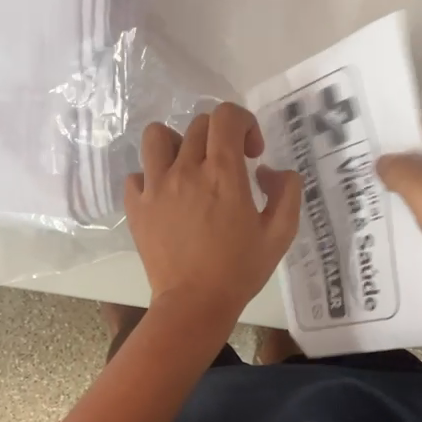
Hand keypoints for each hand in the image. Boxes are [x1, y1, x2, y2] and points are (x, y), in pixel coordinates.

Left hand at [125, 102, 301, 325]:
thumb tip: (270, 171)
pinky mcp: (136, 209)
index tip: (251, 153)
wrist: (194, 305)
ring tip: (186, 169)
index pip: (226, 116)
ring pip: (157, 137)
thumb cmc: (238, 272)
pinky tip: (164, 196)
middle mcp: (185, 171)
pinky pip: (135, 176)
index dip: (244, 124)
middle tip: (225, 168)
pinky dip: (149, 178)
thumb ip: (286, 192)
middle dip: (217, 138)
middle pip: (197, 126)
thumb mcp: (279, 234)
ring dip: (175, 145)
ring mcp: (155, 188)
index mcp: (222, 172)